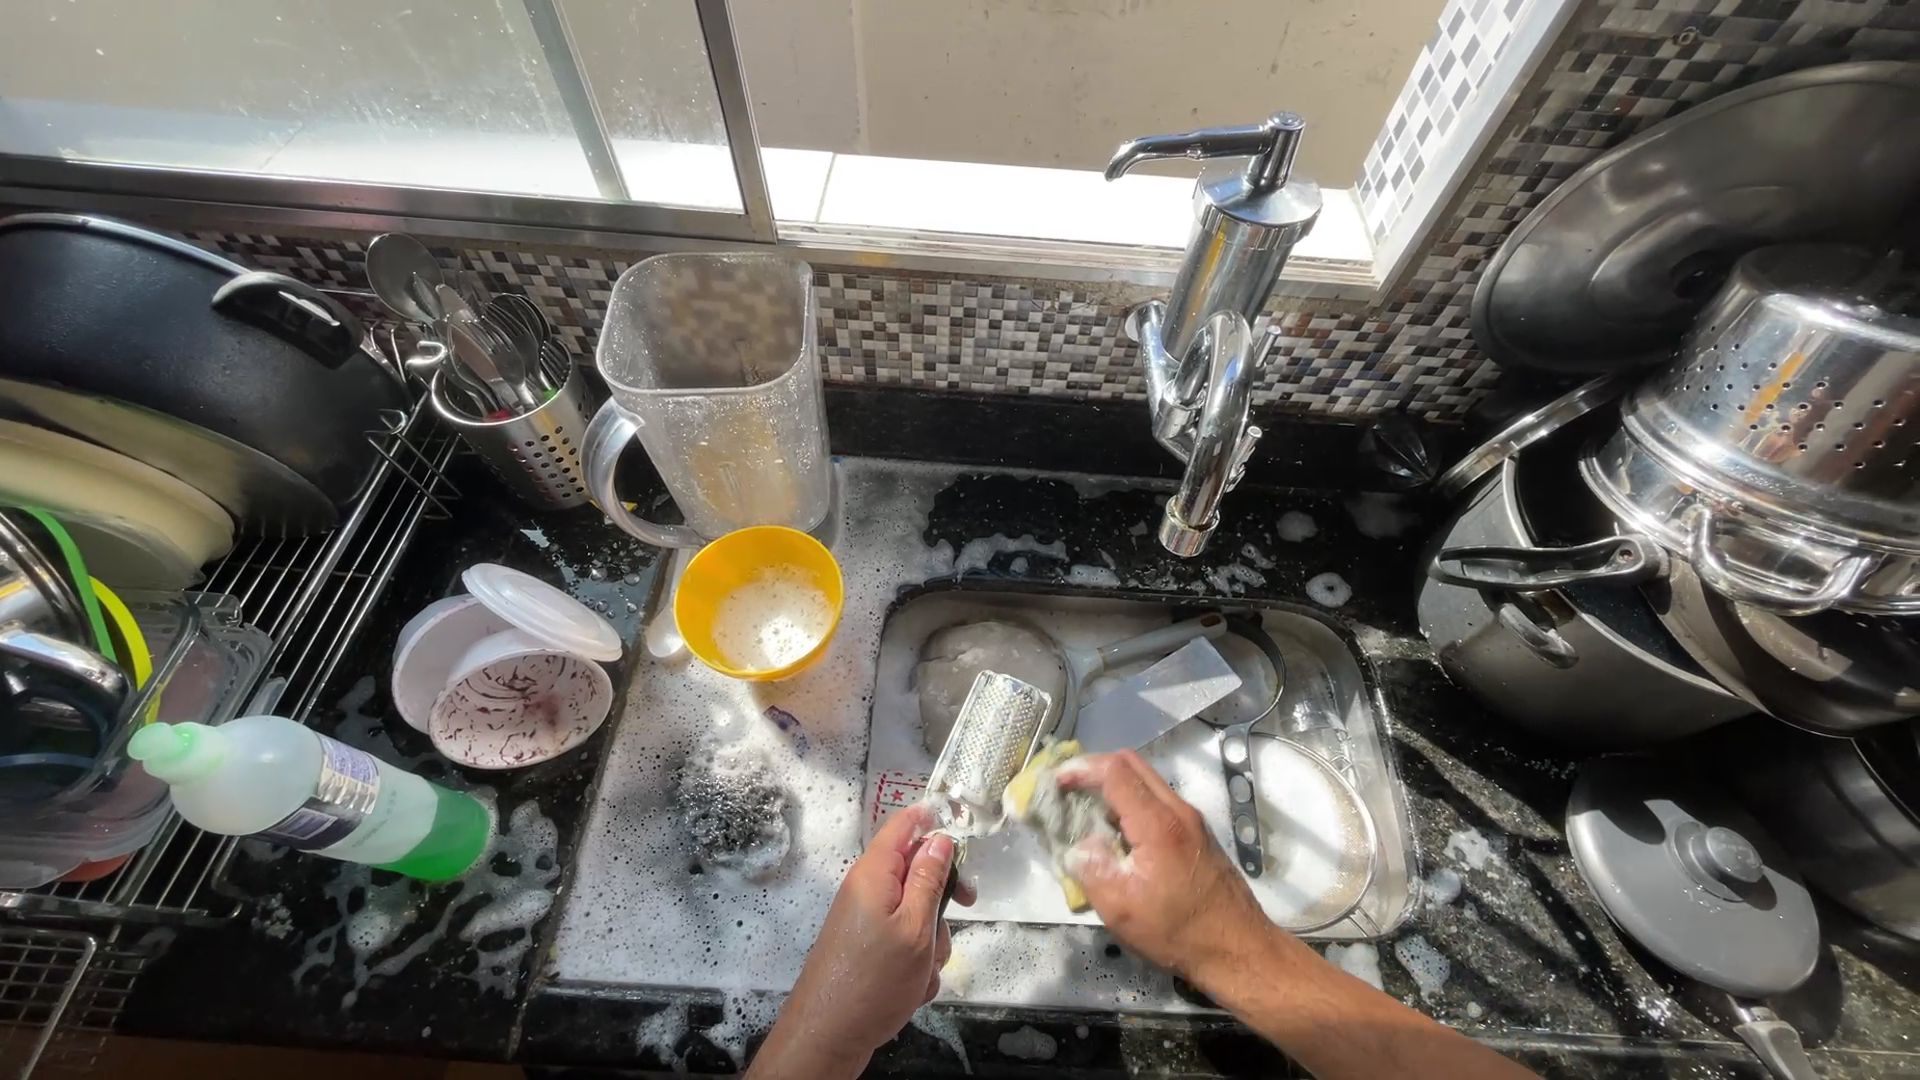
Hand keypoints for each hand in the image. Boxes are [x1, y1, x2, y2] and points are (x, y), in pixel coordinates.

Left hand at [748, 802, 967, 1079]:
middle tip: (965, 910)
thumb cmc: (875, 979)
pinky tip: (911, 988)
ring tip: (924, 970)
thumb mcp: (915, 927)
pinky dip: (914, 961)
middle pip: (915, 872)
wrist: (827, 1039)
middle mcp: (867, 889)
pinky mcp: (867, 948)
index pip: (903, 824)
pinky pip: (902, 941)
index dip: (932, 820)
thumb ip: (930, 879)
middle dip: (940, 897)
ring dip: (929, 939)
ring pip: (914, 912)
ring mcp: (865, 920)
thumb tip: (940, 838)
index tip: (963, 831)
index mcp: (875, 872)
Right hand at [1058, 750, 1271, 982]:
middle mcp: (1177, 809)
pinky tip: (1117, 828)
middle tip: (1068, 787)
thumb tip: (1077, 842)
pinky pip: (1157, 798)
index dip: (1080, 769)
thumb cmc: (1178, 932)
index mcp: (1157, 823)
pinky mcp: (1196, 831)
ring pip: (1146, 779)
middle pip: (1131, 763)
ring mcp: (1191, 818)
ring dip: (1113, 783)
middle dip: (1094, 768)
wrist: (1240, 951)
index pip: (1114, 771)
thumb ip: (1091, 867)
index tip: (1056, 782)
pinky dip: (1131, 799)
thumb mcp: (1121, 908)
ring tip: (1087, 808)